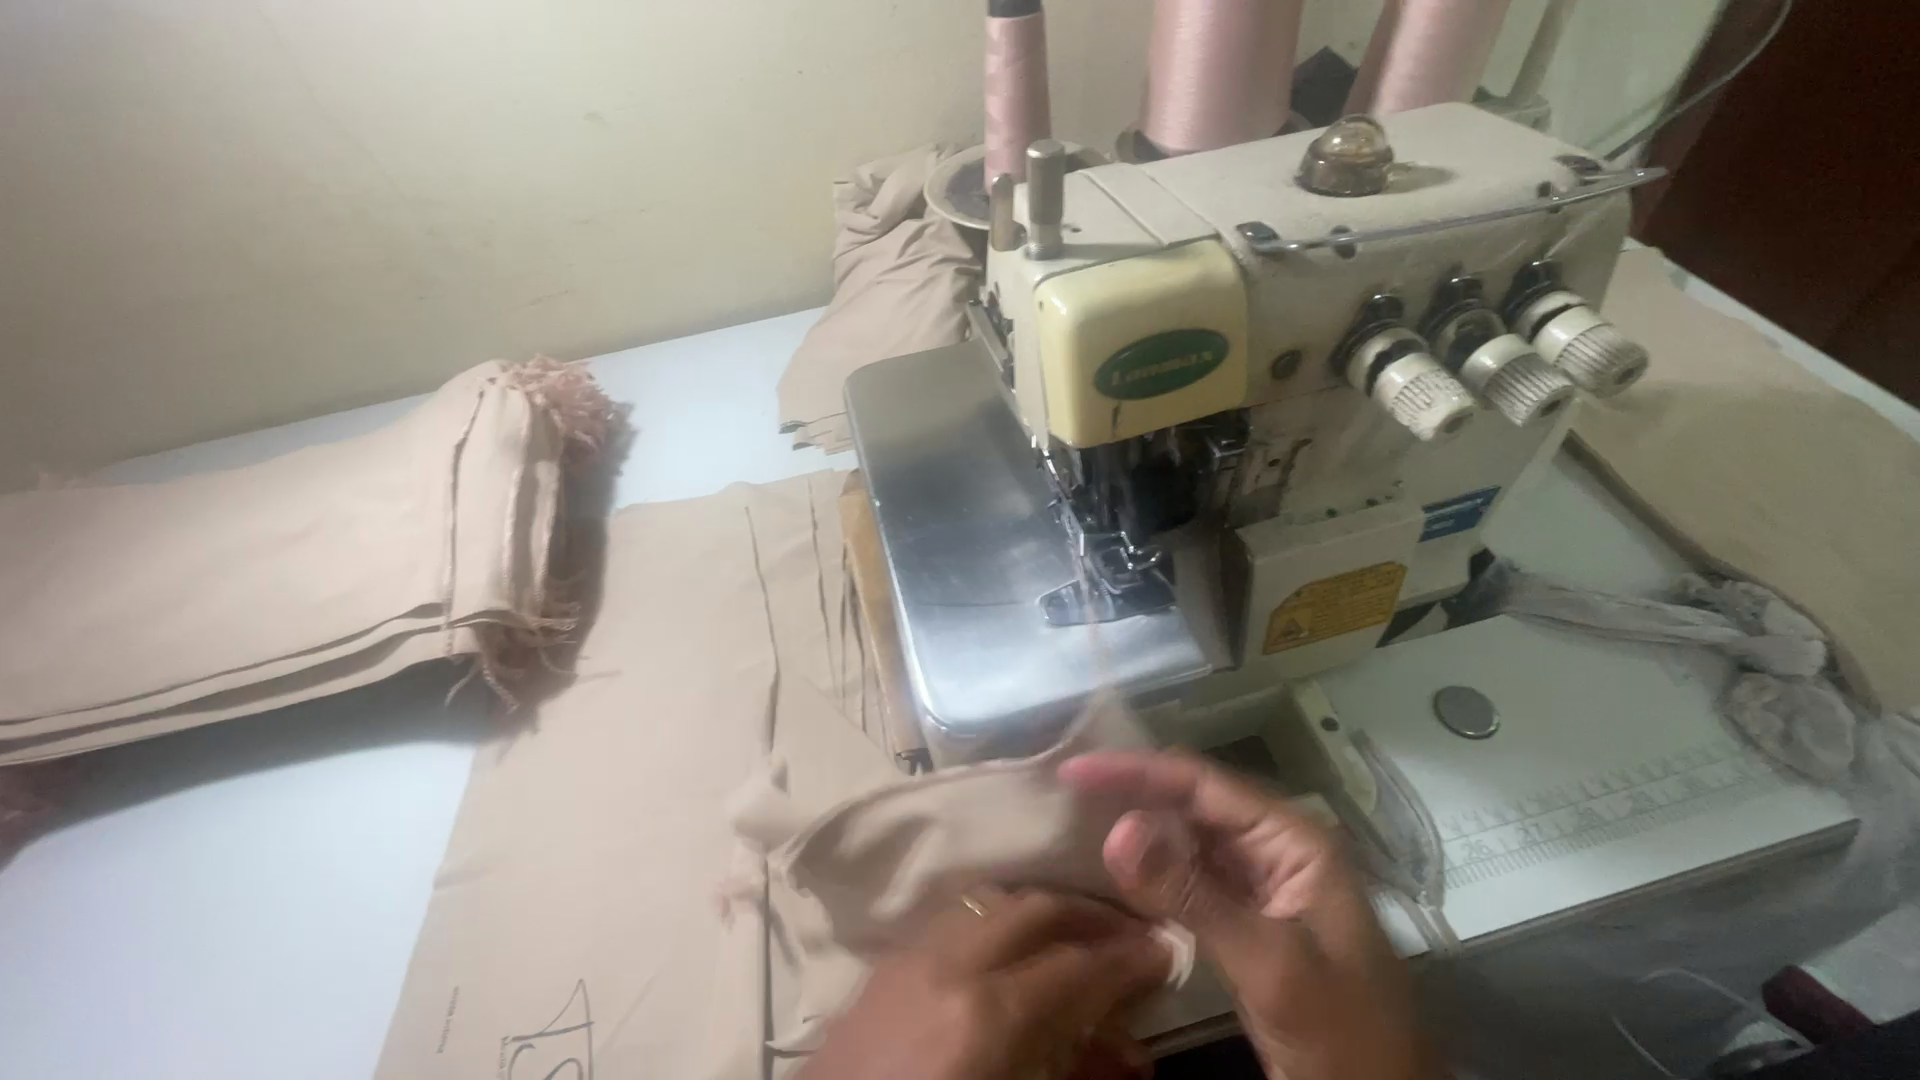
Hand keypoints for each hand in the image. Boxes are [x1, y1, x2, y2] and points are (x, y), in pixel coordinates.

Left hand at [797, 889, 1171, 1079]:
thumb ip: (1073, 1068)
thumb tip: (1127, 1052)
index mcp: (986, 1015)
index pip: (1076, 966)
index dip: (1127, 959)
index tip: (1164, 950)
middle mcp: (949, 965)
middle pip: (1036, 909)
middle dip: (1091, 914)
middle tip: (1129, 933)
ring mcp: (910, 956)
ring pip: (991, 901)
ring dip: (1042, 909)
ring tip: (1076, 932)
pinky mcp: (884, 964)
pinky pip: (954, 919)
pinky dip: (996, 920)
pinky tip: (1012, 944)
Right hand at [1060, 751, 1432, 1079]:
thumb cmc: (1343, 1032)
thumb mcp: (1269, 963)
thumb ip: (1193, 895)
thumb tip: (1117, 830)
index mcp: (1294, 839)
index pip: (1203, 784)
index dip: (1136, 771)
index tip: (1074, 771)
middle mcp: (1276, 848)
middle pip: (1193, 802)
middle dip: (1134, 791)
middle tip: (1068, 789)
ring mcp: (1262, 885)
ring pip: (1189, 838)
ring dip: (1141, 826)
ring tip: (1080, 816)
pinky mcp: (1247, 920)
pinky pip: (1192, 878)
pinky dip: (1154, 870)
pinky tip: (1119, 870)